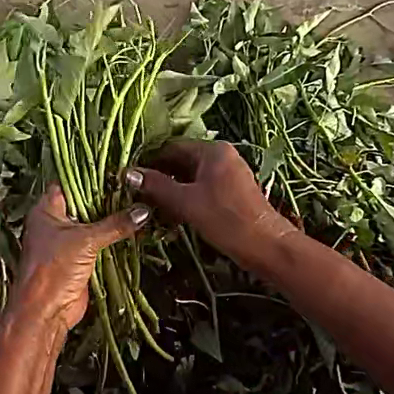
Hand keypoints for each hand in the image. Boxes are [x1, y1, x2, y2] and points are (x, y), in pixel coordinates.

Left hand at [10, 185, 148, 331]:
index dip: (93, 174)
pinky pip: (100, 240)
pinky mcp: (79, 257)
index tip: (119, 168)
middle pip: (85, 201)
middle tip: (135, 186)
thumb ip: (116, 224)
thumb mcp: (86, 241)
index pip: (71, 181)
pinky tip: (135, 227)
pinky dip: (114, 235)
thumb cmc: (54, 269)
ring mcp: (67, 240)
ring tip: (140, 202)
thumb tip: (143, 210)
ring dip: (114, 218)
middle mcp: (56, 221)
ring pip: (94, 221)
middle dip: (109, 197)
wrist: (45, 312)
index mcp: (47, 209)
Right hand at [126, 141, 298, 270]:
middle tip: (135, 196)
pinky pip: (202, 190)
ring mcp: (228, 174)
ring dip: (171, 192)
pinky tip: (171, 216)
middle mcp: (222, 156)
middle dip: (159, 179)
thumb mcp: (186, 202)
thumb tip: (128, 173)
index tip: (128, 178)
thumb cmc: (226, 219)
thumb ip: (157, 186)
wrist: (265, 245)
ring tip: (149, 208)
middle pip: (181, 162)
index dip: (149, 162)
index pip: (172, 147)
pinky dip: (186, 200)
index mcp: (213, 150)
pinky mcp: (231, 193)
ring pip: (191, 178)